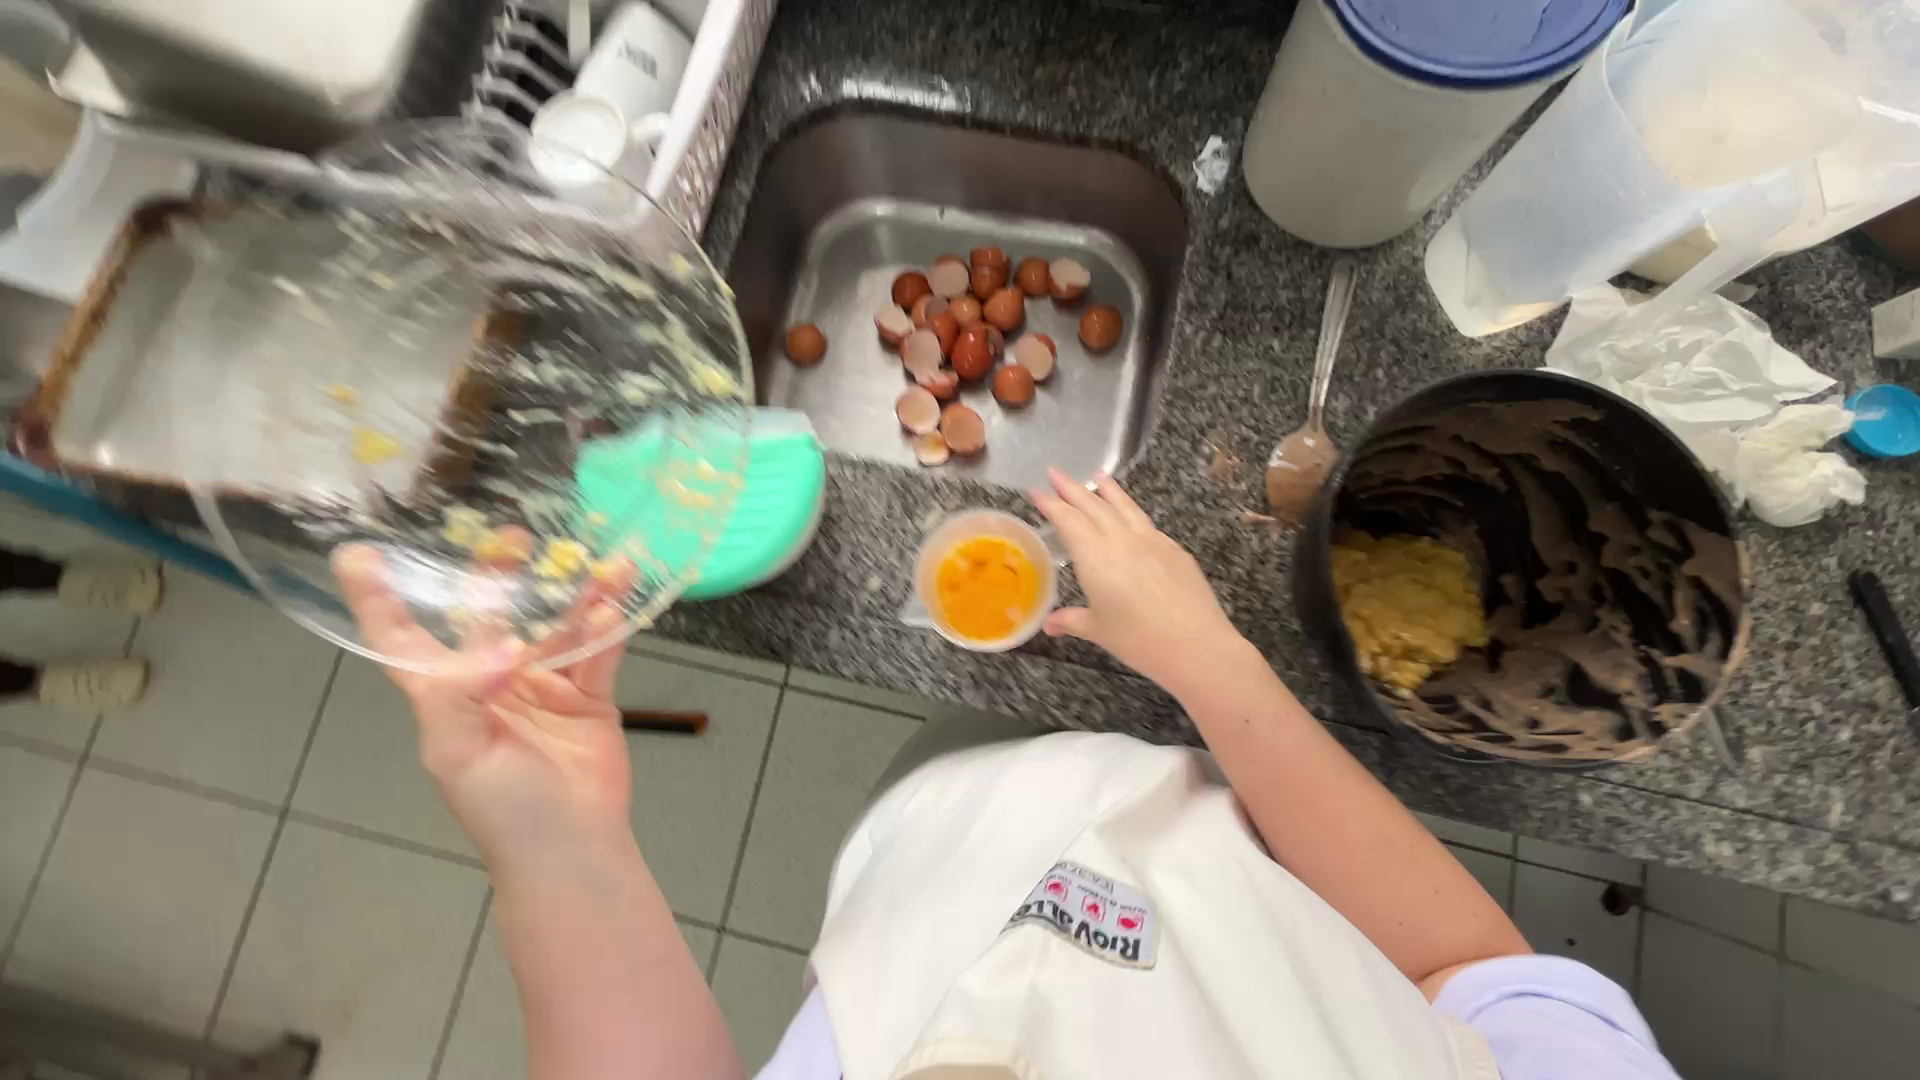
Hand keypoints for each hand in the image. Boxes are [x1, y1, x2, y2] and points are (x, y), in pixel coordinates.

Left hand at [332, 544, 636, 867]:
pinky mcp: (589, 696)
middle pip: (491, 615)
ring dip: (581, 596)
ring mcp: (546, 686)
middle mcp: (495, 680)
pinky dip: (610, 631)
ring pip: (561, 628)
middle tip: (511, 534)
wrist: (572, 844)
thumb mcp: (460, 756)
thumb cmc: (503, 808)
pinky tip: (618, 605)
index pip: (403, 640)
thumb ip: (464, 695)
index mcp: (447, 695)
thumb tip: (503, 645)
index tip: (358, 555)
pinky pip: (600, 654)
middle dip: (497, 574)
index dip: (379, 600)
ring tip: (607, 563)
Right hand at [1031, 468, 1247, 698]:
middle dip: (1072, 488)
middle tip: (1055, 471)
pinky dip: (1132, 512)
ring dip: (1108, 489)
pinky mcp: (1175, 551)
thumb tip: (1049, 624)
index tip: (1037, 491)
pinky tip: (1131, 514)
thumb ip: (1071, 621)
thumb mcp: (1098, 630)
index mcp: (1096, 557)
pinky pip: (1147, 524)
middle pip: (1093, 506)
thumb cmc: (1139, 640)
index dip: (1051, 504)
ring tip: (1098, 474)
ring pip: (1125, 507)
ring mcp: (1152, 542)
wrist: (1196, 646)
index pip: (1068, 521)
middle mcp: (1122, 541)